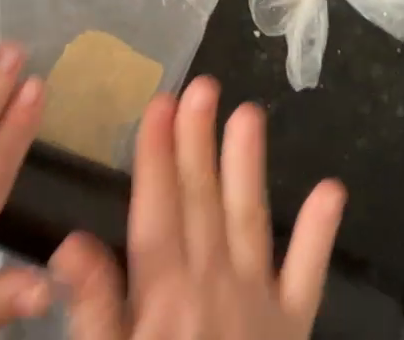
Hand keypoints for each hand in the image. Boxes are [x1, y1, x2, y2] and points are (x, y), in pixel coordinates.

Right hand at [51, 77, 346, 339]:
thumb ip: (93, 309)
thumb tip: (71, 242)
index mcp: (165, 297)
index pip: (157, 210)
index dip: (155, 155)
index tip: (158, 105)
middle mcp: (215, 288)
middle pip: (203, 203)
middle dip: (198, 142)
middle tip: (202, 88)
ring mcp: (261, 307)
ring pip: (252, 221)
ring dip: (250, 167)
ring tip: (251, 116)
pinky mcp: (295, 328)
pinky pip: (309, 276)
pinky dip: (320, 235)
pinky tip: (332, 193)